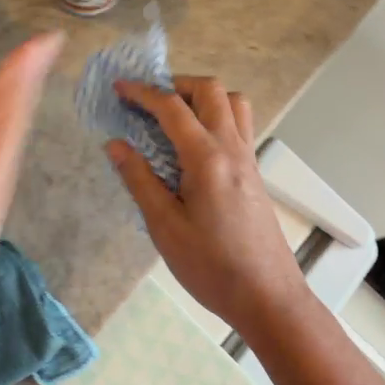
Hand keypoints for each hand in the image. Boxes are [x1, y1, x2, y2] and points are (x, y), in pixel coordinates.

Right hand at [108, 77, 307, 338]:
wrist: (269, 300)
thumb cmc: (212, 267)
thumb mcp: (165, 228)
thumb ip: (139, 180)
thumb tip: (115, 144)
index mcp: (207, 158)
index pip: (172, 107)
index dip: (142, 92)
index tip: (118, 87)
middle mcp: (232, 148)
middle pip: (210, 90)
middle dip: (176, 84)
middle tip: (149, 102)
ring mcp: (248, 159)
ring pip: (232, 102)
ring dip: (202, 97)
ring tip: (174, 117)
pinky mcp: (255, 173)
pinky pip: (239, 124)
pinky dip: (215, 116)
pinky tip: (194, 145)